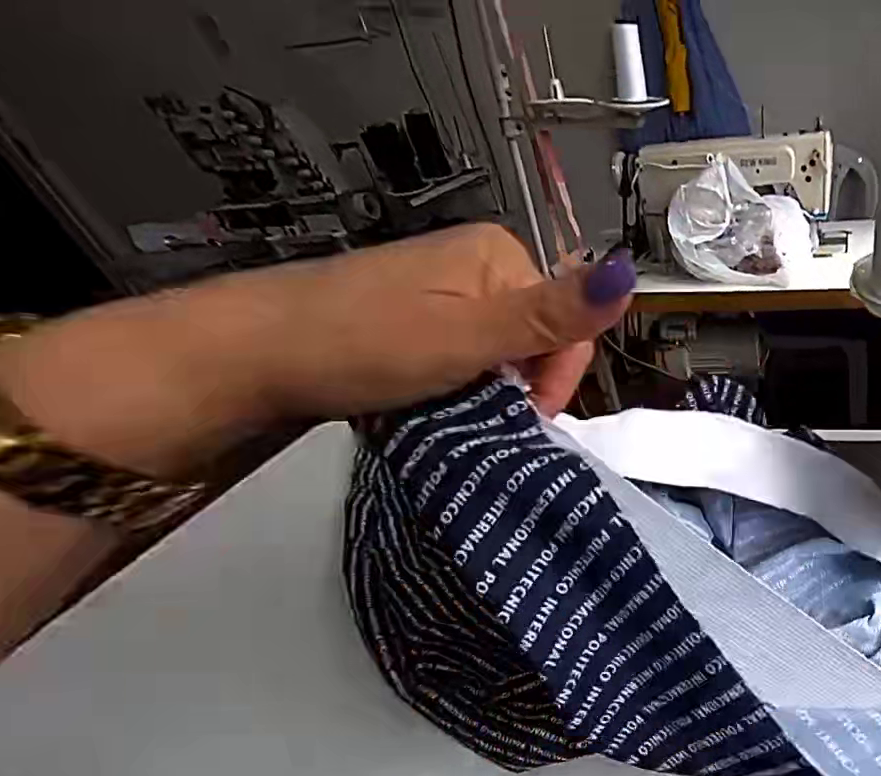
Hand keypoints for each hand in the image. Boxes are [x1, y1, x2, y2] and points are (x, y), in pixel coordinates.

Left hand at [0, 224, 633, 474]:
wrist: (251, 358)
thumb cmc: (365, 344)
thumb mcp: (472, 337)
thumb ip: (551, 315)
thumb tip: (628, 276)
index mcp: (501, 254)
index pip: (571, 328)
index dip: (557, 379)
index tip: (524, 415)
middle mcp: (480, 262)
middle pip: (544, 341)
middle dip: (525, 385)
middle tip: (484, 412)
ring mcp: (450, 287)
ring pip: (512, 353)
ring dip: (497, 389)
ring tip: (458, 406)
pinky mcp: (425, 314)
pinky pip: (478, 353)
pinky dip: (471, 382)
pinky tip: (444, 394)